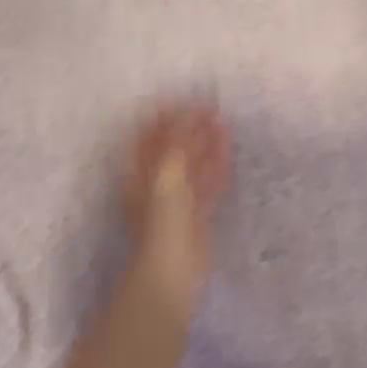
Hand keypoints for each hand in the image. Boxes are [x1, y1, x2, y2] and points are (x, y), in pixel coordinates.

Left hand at [122, 101, 229, 279]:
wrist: (172, 270)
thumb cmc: (163, 222)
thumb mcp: (167, 176)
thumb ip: (177, 144)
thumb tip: (187, 112)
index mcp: (138, 171)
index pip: (149, 134)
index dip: (166, 114)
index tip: (187, 97)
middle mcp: (153, 181)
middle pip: (171, 146)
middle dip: (189, 125)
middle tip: (211, 106)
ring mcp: (174, 197)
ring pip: (191, 162)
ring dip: (204, 142)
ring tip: (223, 122)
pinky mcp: (194, 211)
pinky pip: (205, 181)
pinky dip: (215, 164)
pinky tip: (227, 151)